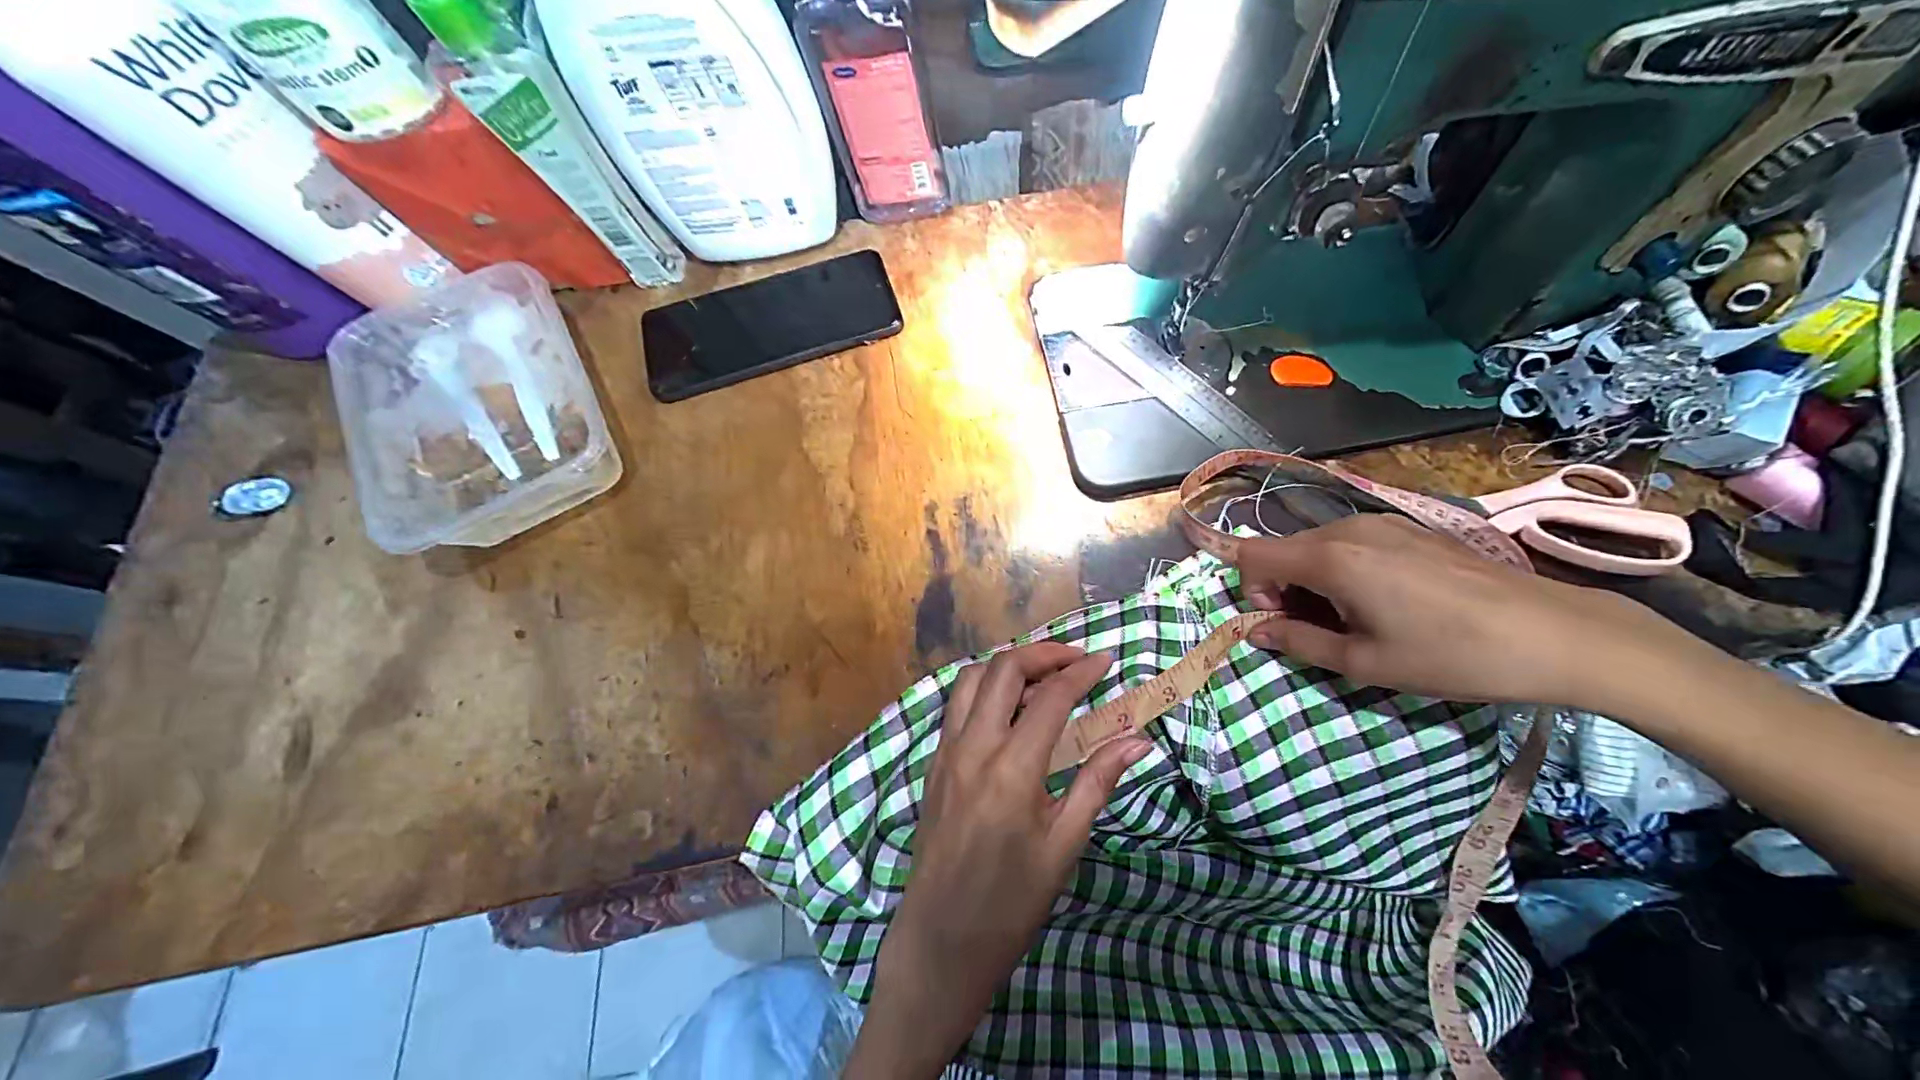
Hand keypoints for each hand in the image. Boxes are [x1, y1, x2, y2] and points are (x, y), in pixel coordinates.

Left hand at [844, 643, 1150, 1079]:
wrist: (940, 942)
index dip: (1080, 671)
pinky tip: (1009, 710)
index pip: (1049, 697)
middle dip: (1042, 653)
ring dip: (1008, 667)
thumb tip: (1136, 740)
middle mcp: (972, 747)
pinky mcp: (933, 763)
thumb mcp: (1064, 846)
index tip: (1106, 661)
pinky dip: (984, 689)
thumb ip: (1097, 782)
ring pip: (971, 679)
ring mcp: (945, 752)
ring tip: (1043, 680)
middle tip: (1076, 661)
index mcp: (1011, 769)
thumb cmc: (1011, 903)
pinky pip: (956, 705)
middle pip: (1003, 670)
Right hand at [1217, 513, 1674, 707]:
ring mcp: (1383, 523)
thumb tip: (1256, 632)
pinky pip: (1351, 543)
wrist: (1556, 634)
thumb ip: (1298, 641)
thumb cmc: (1451, 655)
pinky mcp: (1410, 527)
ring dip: (1313, 581)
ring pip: (1316, 546)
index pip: (1252, 555)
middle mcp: (1348, 529)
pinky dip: (1344, 570)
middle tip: (1318, 631)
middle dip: (1282, 588)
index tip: (1279, 622)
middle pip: (1283, 549)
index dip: (1250, 589)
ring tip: (1356, 621)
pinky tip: (1386, 603)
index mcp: (1330, 558)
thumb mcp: (1364, 662)